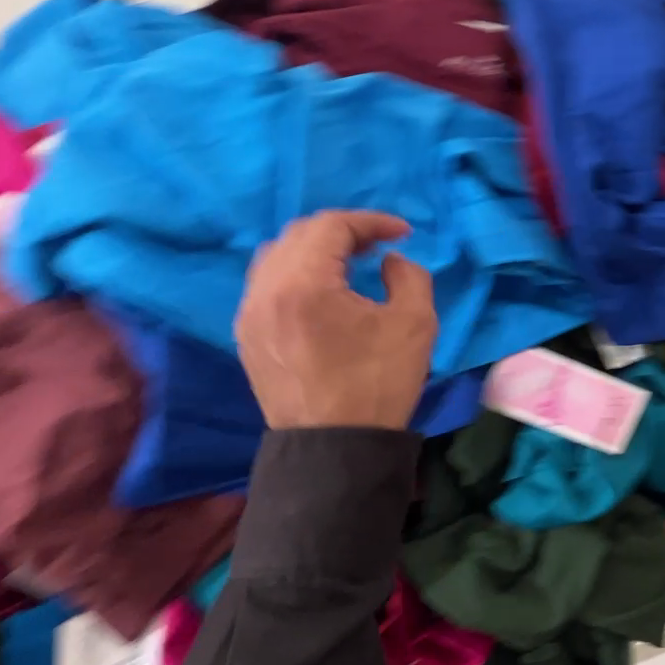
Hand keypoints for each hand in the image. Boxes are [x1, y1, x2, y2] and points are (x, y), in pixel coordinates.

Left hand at [235, 211, 437, 431]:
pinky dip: (299, 272)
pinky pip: (268, 283)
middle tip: (381, 244)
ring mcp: (249, 315)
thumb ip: (409, 275)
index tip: (404, 234)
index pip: (330, 227)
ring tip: (354, 261)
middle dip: (344, 231)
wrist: (336, 443)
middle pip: (298, 235)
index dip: (371, 222)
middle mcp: (265, 292)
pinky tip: (329, 289)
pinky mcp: (248, 335)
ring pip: (277, 257)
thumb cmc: (379, 380)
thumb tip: (389, 262)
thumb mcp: (416, 322)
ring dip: (317, 249)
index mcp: (304, 285)